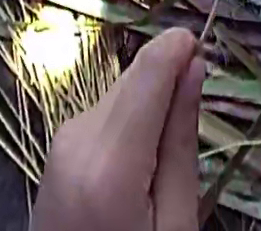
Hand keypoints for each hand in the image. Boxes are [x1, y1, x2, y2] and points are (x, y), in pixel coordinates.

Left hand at [31, 28, 204, 230]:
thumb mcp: (175, 222)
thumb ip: (181, 139)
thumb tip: (195, 64)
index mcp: (111, 163)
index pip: (151, 66)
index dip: (181, 47)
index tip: (205, 53)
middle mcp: (78, 138)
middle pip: (137, 73)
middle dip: (168, 82)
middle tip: (188, 127)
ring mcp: (61, 142)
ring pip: (122, 88)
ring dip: (148, 103)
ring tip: (158, 160)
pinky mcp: (55, 147)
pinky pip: (105, 110)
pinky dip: (128, 120)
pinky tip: (134, 164)